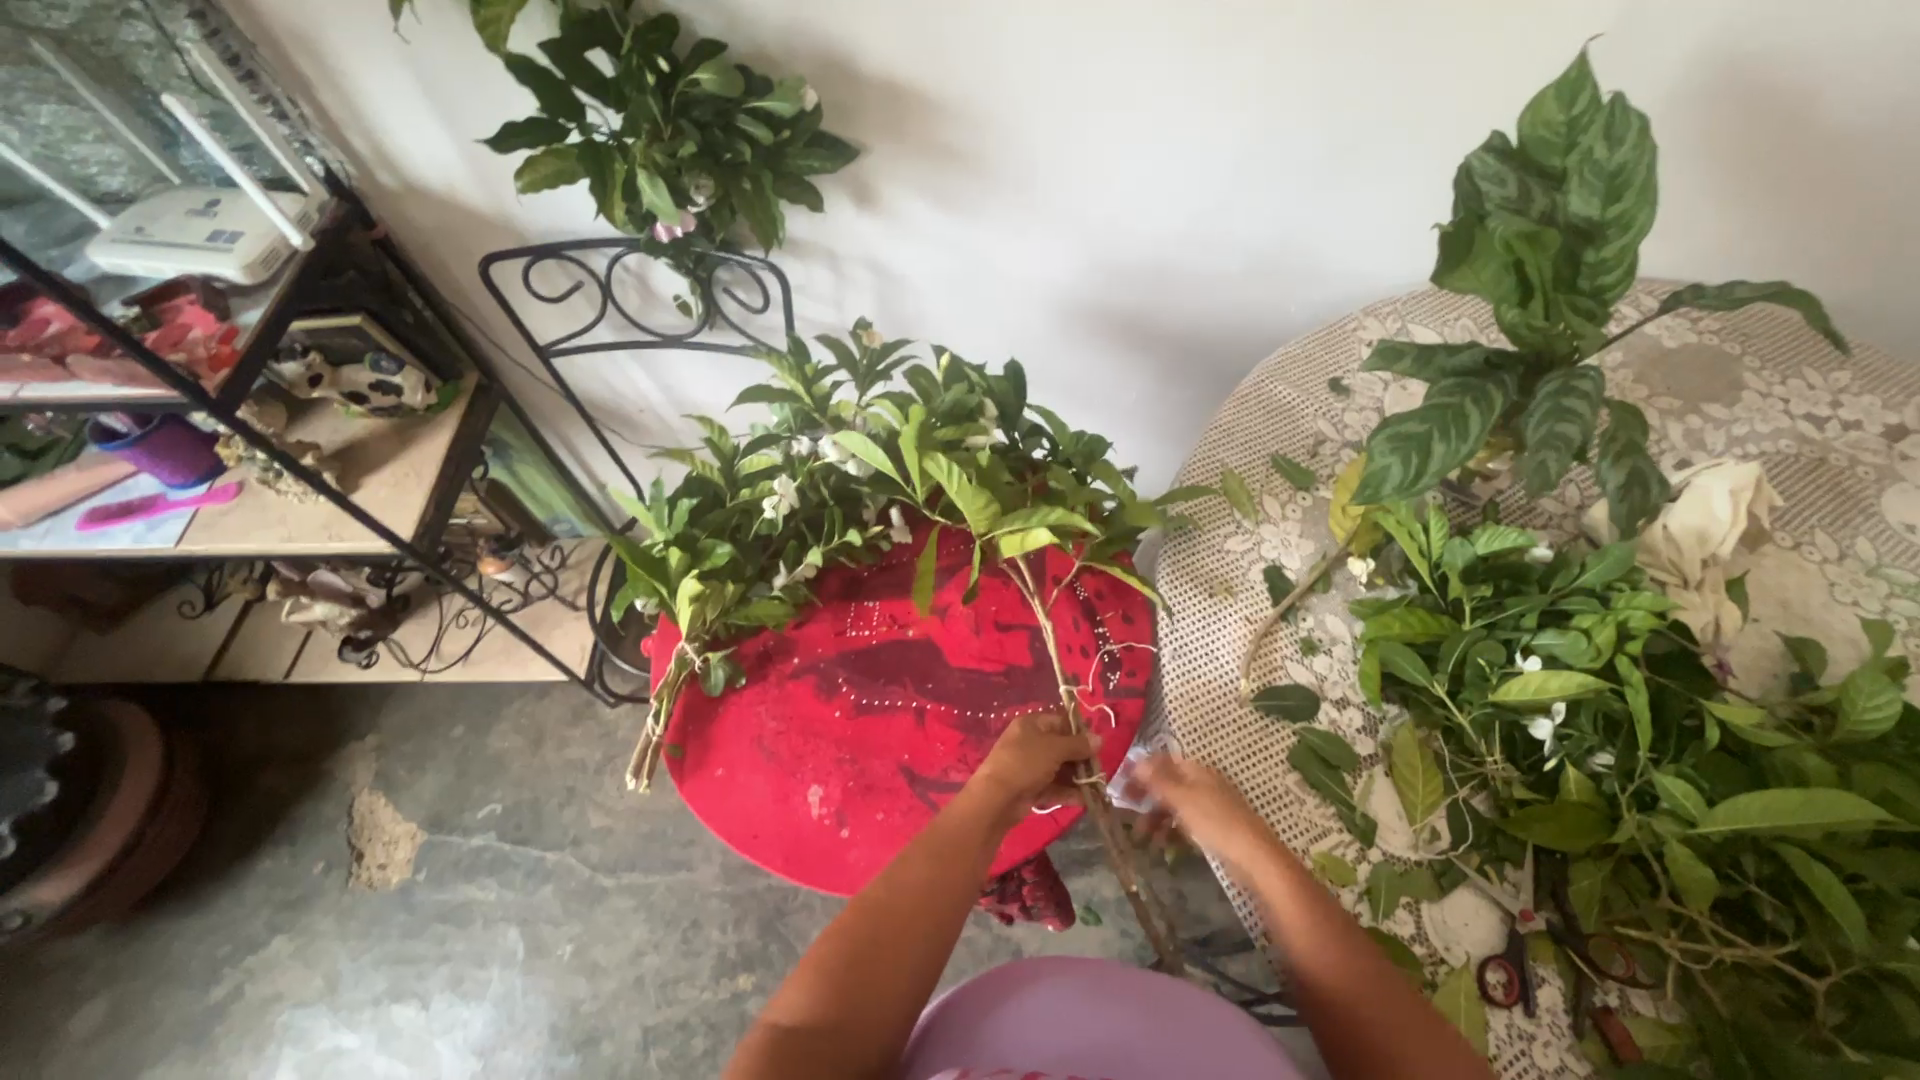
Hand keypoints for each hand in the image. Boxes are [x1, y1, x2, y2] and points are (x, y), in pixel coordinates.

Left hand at [967, 711, 1100, 828]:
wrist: (996, 798)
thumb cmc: (1025, 762)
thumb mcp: (1054, 749)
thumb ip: (1078, 744)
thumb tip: (1099, 738)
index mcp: (1031, 725)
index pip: (1060, 721)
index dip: (1079, 731)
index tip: (1098, 742)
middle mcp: (1030, 743)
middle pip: (1061, 747)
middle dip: (1081, 758)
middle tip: (1098, 768)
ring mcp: (1029, 766)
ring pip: (1059, 769)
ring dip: (1077, 778)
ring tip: (1096, 787)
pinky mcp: (1030, 788)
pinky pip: (1053, 787)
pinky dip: (1068, 792)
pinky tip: (1085, 800)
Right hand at [1136, 754, 1281, 875]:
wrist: (1254, 857)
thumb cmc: (1215, 822)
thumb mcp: (1182, 798)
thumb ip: (1158, 779)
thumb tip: (1136, 759)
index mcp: (1196, 770)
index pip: (1162, 761)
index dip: (1141, 770)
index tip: (1121, 785)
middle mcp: (1202, 783)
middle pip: (1167, 784)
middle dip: (1146, 797)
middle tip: (1125, 812)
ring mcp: (1209, 805)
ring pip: (1174, 805)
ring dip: (1155, 817)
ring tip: (1142, 836)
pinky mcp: (1213, 827)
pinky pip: (1185, 823)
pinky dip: (1171, 830)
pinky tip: (1162, 844)